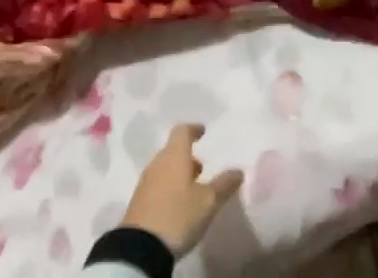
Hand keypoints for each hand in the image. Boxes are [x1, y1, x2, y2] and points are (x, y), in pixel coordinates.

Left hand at [120, 124, 244, 256]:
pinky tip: (179, 204)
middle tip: (202, 167)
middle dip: (187, 156)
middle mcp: (157, 164)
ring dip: (179, 173)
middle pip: (172, 151)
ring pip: (164, 168)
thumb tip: (238, 171)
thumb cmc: (178, 215)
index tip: (203, 131)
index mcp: (174, 156)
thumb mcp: (208, 201)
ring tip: (194, 188)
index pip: (182, 131)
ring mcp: (145, 183)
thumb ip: (224, 184)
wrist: (140, 248)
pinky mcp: (139, 201)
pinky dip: (170, 187)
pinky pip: (157, 185)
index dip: (193, 129)